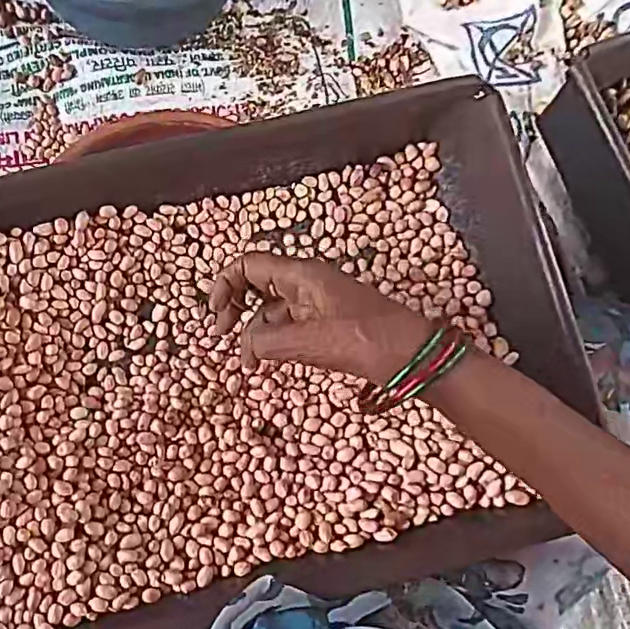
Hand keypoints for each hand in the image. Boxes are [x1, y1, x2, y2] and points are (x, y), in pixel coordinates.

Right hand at [208, 254, 436, 382]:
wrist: (413, 355)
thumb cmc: (367, 340)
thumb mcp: (308, 342)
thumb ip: (266, 342)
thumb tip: (245, 347)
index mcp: (301, 274)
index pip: (247, 265)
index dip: (224, 285)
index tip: (215, 313)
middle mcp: (305, 282)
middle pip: (254, 284)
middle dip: (234, 307)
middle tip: (223, 334)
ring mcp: (314, 302)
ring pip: (268, 310)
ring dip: (253, 333)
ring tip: (249, 363)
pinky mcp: (323, 321)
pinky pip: (286, 325)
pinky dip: (271, 341)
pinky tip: (267, 360)